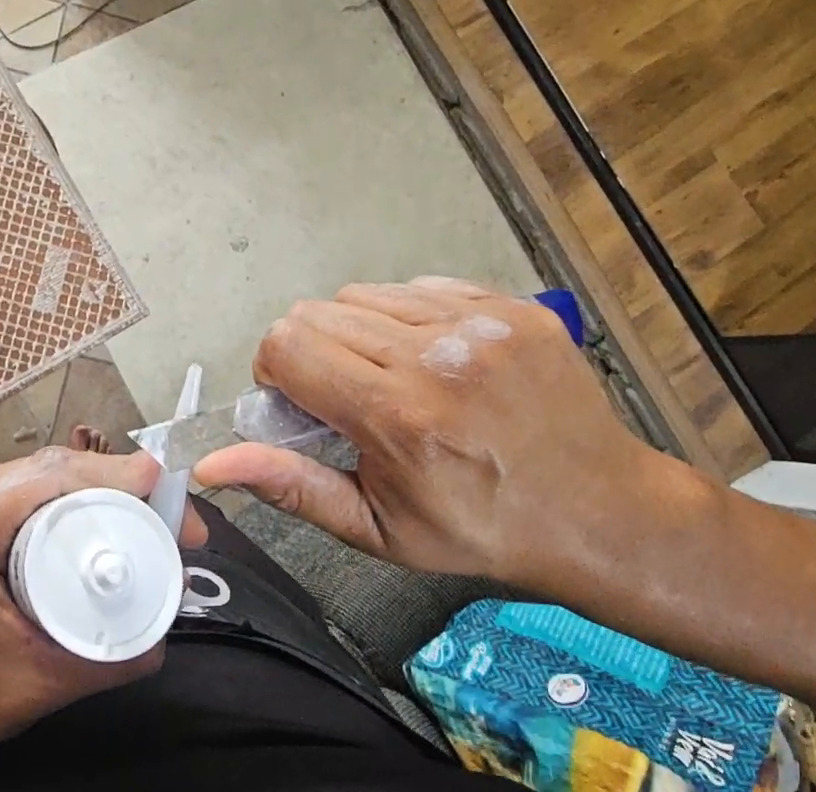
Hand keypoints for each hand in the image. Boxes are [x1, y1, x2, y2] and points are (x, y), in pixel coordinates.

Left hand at [0, 446, 205, 754]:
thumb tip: (165, 630)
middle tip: (168, 515)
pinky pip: (28, 485)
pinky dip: (70, 493)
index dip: (115, 475)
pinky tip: (103, 514)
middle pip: (52, 467)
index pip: (54, 477)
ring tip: (145, 514)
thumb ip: (114, 659)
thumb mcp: (47, 680)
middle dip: (117, 480)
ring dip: (97, 484)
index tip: (163, 490)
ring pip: (42, 471)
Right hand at [192, 277, 672, 590]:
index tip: (301, 405)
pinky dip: (403, 318)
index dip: (276, 373)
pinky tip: (432, 360)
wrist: (604, 511)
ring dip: (354, 332)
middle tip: (343, 396)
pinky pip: (415, 287)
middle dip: (309, 354)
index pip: (285, 345)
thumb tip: (211, 463)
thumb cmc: (480, 529)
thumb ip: (290, 485)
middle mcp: (435, 356)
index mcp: (398, 415)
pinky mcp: (508, 304)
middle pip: (313, 313)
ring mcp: (478, 322)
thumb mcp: (376, 528)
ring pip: (359, 294)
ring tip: (390, 376)